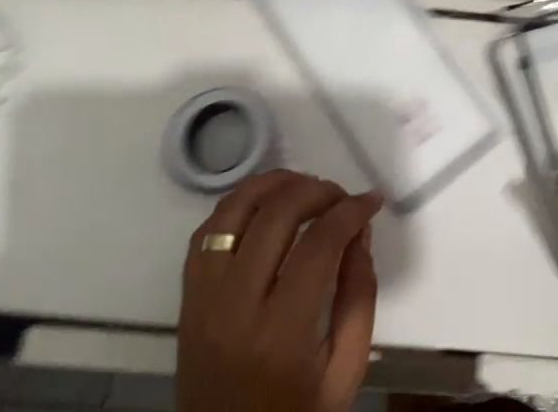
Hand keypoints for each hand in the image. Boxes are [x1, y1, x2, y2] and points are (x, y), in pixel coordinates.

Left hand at [177, 170, 382, 411]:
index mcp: (281, 333)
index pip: (318, 244)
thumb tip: (359, 234)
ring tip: (305, 187)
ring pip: (233, 210)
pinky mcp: (186, 297)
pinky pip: (206, 232)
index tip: (371, 202)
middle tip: (342, 197)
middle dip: (318, 191)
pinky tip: (265, 207)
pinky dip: (237, 207)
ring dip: (273, 185)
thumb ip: (359, 297)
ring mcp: (203, 299)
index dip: (350, 211)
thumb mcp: (346, 370)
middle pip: (275, 215)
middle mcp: (235, 307)